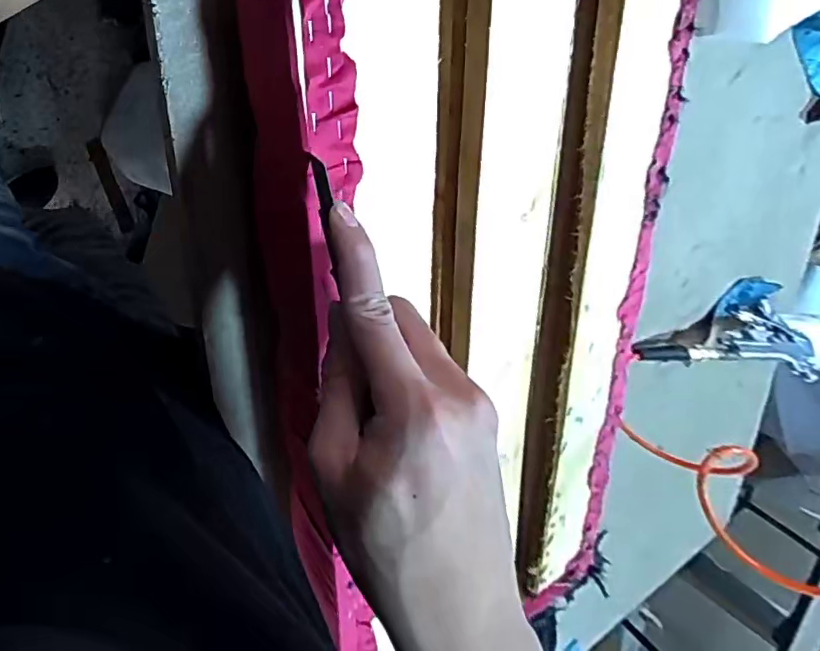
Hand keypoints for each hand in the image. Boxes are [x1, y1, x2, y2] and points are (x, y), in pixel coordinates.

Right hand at [310, 200, 535, 650]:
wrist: (464, 615)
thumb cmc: (385, 548)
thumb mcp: (332, 468)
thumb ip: (336, 388)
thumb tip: (345, 331)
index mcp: (414, 409)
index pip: (373, 312)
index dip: (354, 256)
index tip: (340, 209)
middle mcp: (459, 392)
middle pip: (400, 317)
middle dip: (366, 329)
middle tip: (348, 391)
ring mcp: (481, 401)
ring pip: (417, 339)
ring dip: (386, 357)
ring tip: (378, 425)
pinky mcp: (487, 413)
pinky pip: (434, 365)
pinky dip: (406, 375)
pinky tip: (403, 432)